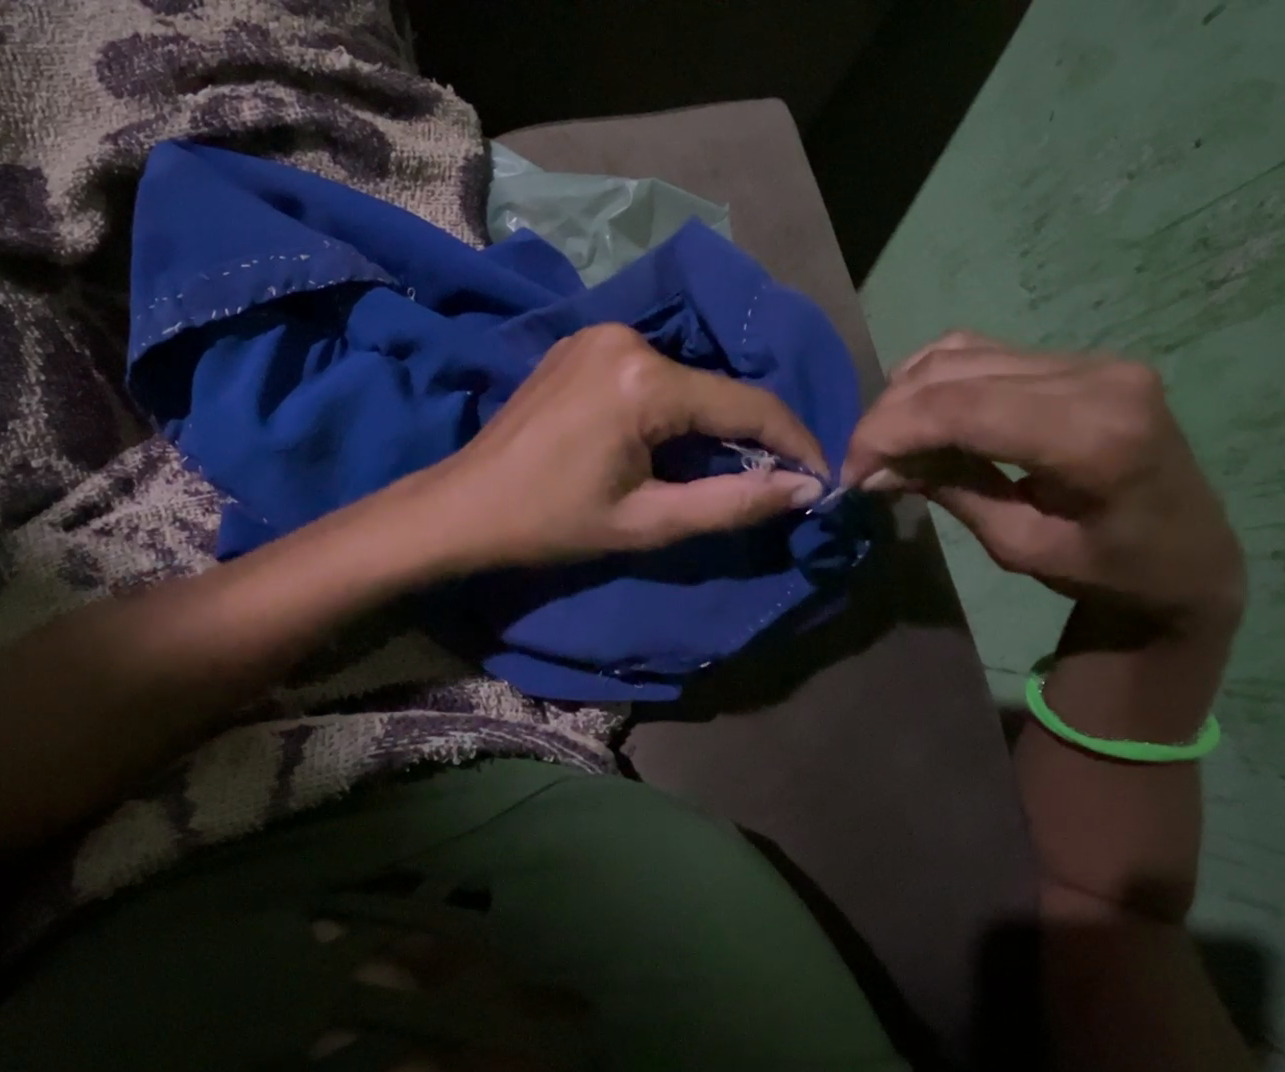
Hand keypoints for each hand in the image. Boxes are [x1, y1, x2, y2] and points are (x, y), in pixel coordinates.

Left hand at [418, 323, 828, 568]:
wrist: (464, 506)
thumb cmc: (550, 523)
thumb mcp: (646, 523)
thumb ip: (731, 502)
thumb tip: (804, 487)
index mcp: (644, 381)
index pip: (746, 405)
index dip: (793, 443)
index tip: (821, 478)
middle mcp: (626, 339)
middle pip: (714, 389)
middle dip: (748, 436)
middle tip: (771, 482)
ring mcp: (598, 335)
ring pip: (684, 380)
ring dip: (709, 422)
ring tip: (720, 469)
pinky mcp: (579, 344)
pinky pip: (649, 372)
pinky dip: (671, 406)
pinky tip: (667, 443)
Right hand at [841, 333, 1243, 626]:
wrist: (1191, 556)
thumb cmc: (1110, 570)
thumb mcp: (1020, 546)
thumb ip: (950, 490)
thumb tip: (871, 468)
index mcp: (1094, 437)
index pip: (961, 408)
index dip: (887, 432)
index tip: (850, 473)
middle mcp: (1095, 379)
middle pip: (953, 374)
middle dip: (888, 417)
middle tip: (860, 465)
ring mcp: (1090, 359)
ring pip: (960, 354)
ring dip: (906, 395)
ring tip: (886, 443)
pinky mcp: (1078, 359)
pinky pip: (982, 351)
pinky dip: (935, 379)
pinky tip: (919, 413)